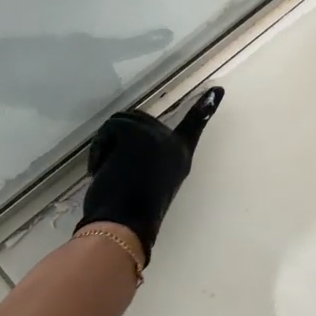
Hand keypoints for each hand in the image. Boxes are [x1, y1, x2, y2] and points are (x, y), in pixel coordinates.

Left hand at [76, 87, 222, 263]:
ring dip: (108, 143)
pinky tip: (101, 169)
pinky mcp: (137, 134)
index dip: (204, 109)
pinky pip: (111, 127)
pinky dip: (99, 147)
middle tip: (112, 167)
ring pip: (122, 121)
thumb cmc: (130, 216)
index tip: (216, 90)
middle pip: (141, 120)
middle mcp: (173, 144)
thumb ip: (146, 163)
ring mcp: (156, 136)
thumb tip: (124, 150)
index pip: (194, 128)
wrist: (124, 225)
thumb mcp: (146, 185)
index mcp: (180, 159)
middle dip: (121, 137)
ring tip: (106, 171)